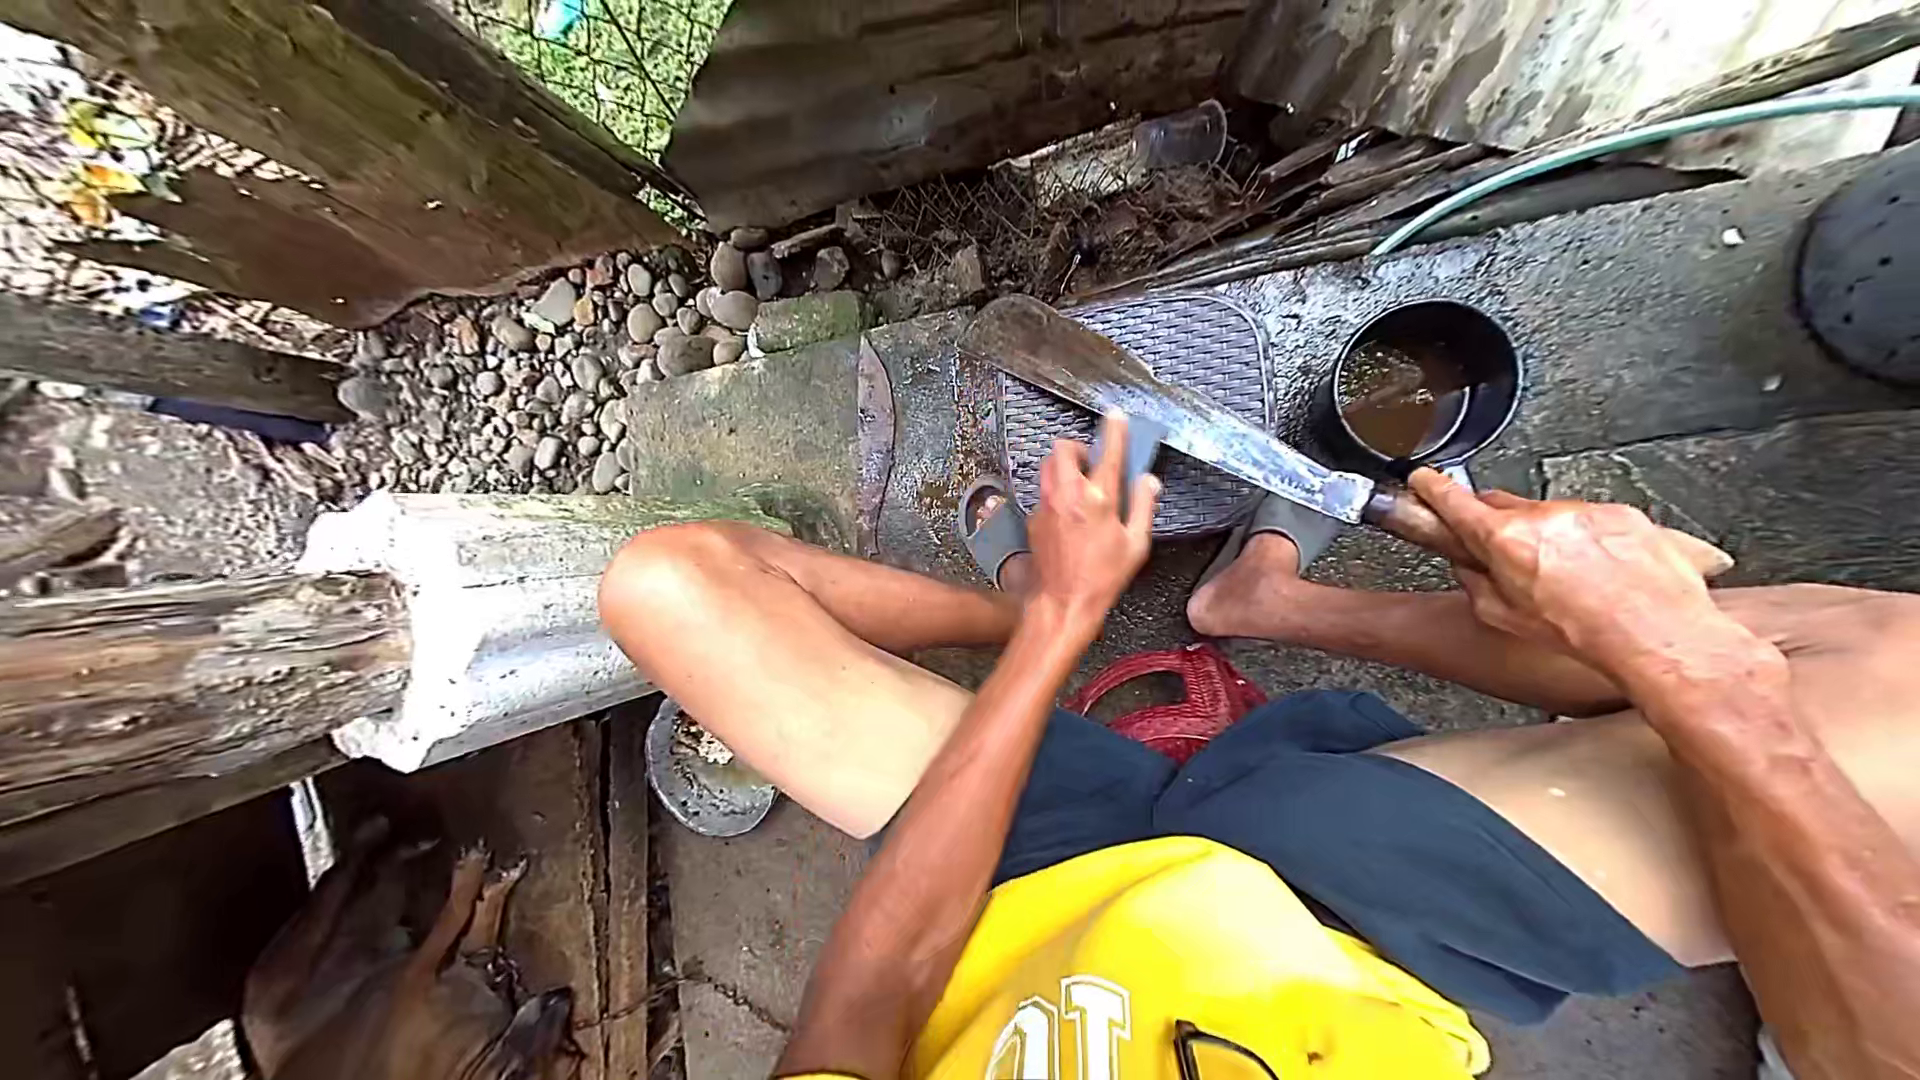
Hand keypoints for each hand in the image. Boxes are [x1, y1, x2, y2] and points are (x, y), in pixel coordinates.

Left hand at [1025, 413, 1159, 630]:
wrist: (1063, 601)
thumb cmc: (1101, 578)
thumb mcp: (1135, 544)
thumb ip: (1143, 506)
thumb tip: (1148, 481)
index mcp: (1098, 498)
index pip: (1108, 452)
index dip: (1114, 430)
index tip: (1116, 417)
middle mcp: (1066, 495)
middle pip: (1063, 448)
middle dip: (1078, 447)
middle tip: (1093, 462)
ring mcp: (1046, 505)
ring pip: (1048, 467)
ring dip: (1064, 466)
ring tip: (1082, 485)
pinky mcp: (1034, 518)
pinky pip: (1043, 492)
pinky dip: (1056, 492)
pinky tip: (1069, 513)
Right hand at [1407, 468, 1758, 677]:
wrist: (1660, 637)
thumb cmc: (1582, 632)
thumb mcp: (1499, 615)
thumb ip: (1474, 580)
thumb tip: (1469, 566)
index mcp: (1503, 538)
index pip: (1453, 499)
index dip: (1432, 487)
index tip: (1425, 479)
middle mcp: (1543, 516)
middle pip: (1502, 504)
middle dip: (1497, 523)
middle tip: (1509, 554)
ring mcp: (1588, 512)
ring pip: (1549, 513)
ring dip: (1548, 534)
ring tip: (1570, 574)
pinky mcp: (1627, 515)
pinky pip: (1592, 519)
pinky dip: (1590, 539)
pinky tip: (1602, 571)